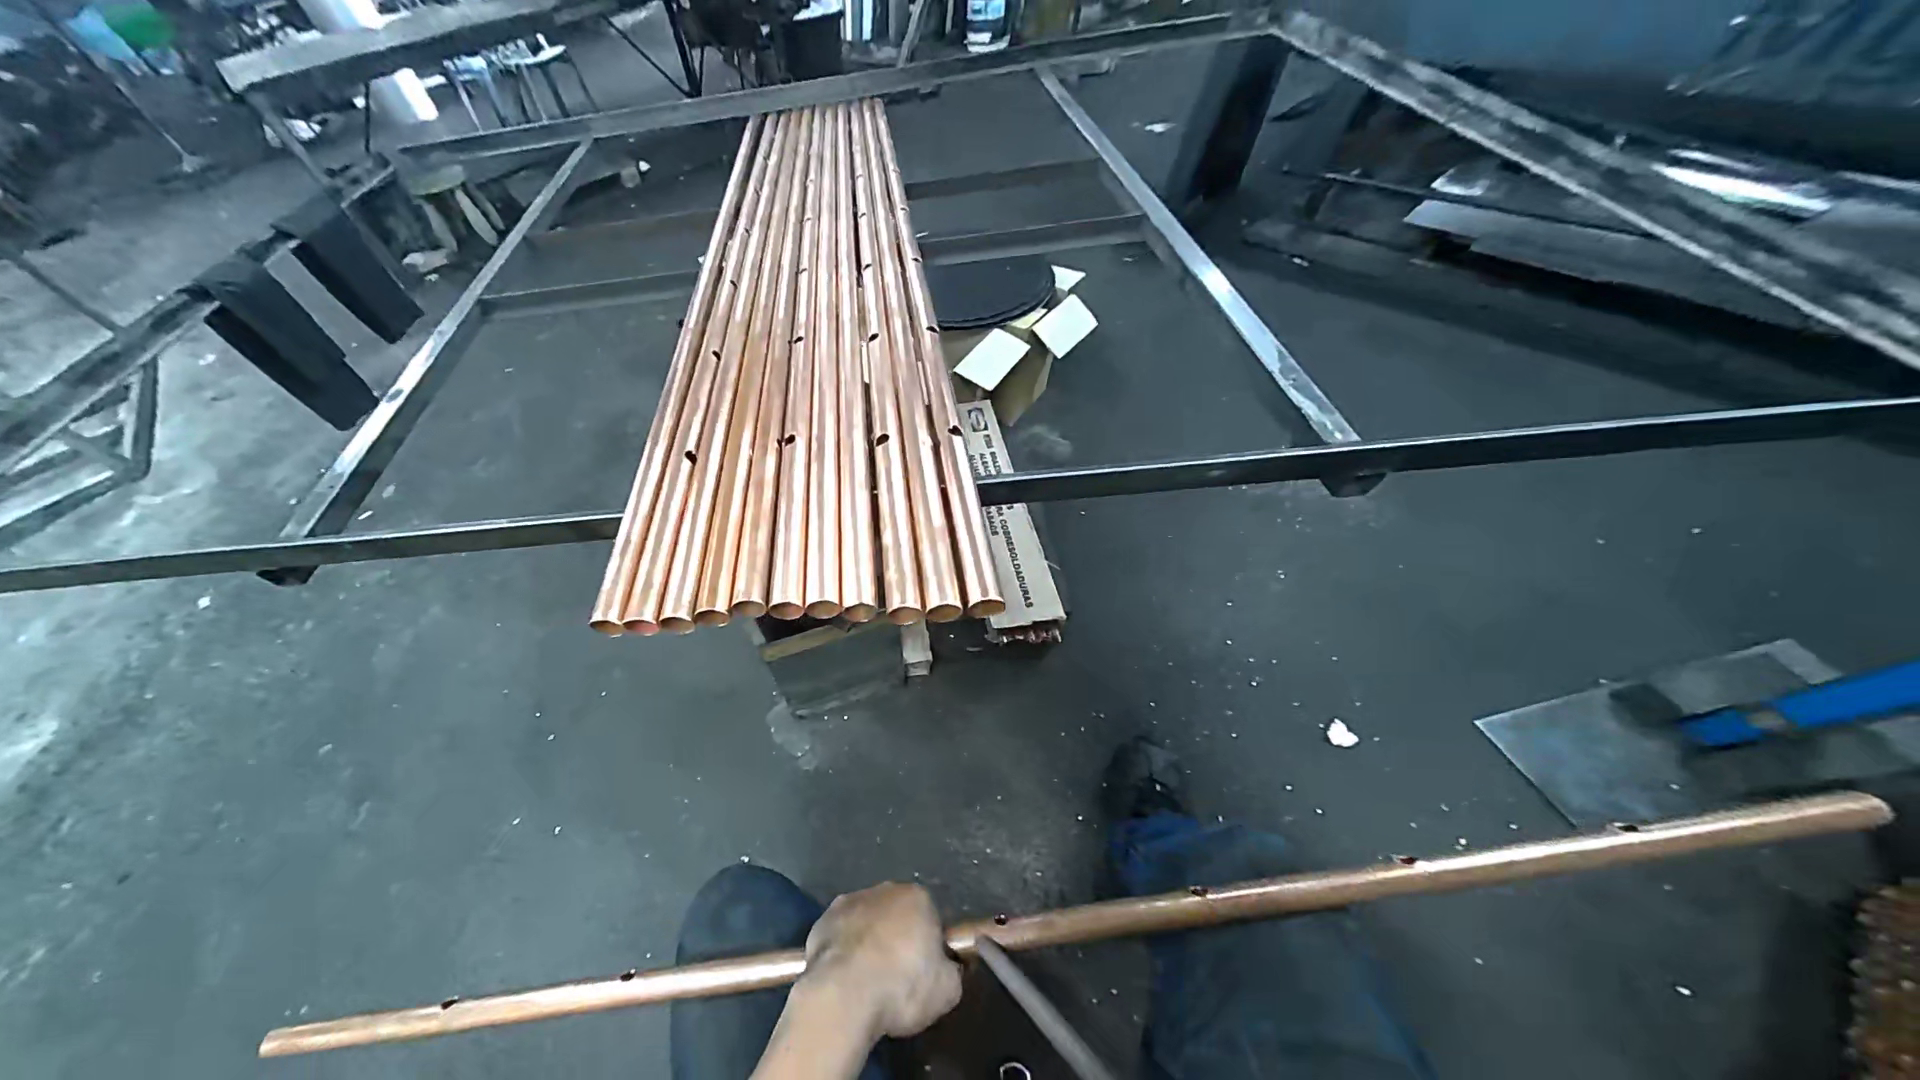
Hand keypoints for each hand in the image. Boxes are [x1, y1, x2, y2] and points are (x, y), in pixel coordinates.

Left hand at [800, 882, 962, 1040]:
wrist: (842, 997)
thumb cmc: (900, 988)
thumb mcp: (947, 991)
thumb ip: (952, 972)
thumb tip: (948, 970)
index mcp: (918, 898)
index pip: (930, 918)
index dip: (928, 946)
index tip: (923, 972)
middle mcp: (885, 890)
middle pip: (897, 915)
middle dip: (898, 938)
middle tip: (896, 976)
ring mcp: (850, 902)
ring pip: (867, 922)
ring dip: (869, 942)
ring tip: (866, 980)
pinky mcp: (822, 921)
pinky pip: (841, 934)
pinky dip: (843, 950)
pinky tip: (843, 977)